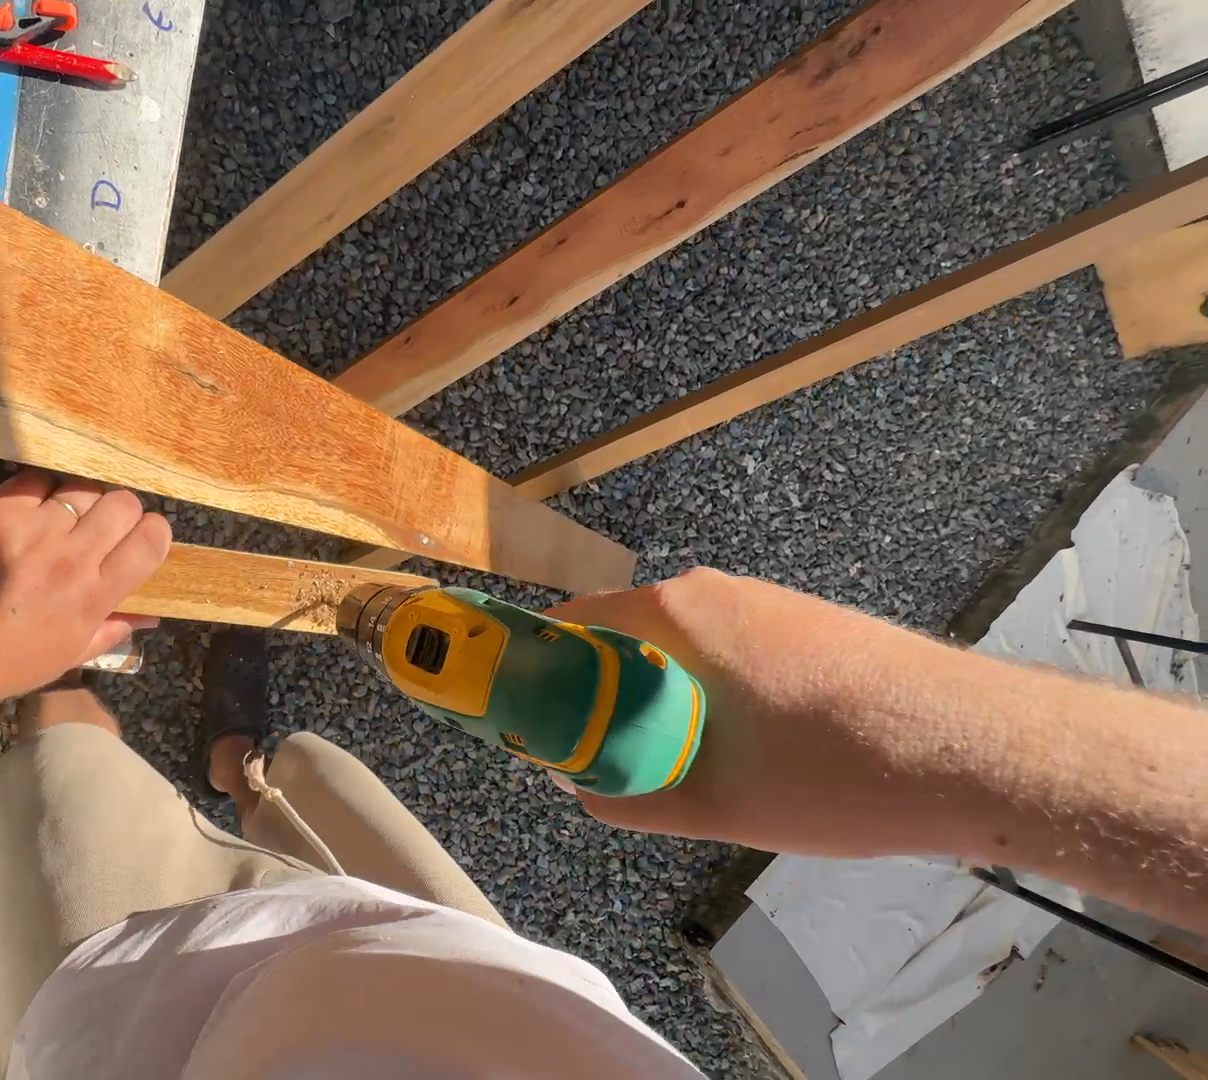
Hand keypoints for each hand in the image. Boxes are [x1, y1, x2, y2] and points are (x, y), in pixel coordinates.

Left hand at [0, 469, 170, 718]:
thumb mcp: (64, 657)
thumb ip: (110, 630)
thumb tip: (150, 616)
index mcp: (93, 597)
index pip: (152, 540)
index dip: (152, 532)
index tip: (137, 537)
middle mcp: (71, 558)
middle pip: (123, 504)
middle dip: (118, 511)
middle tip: (97, 525)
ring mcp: (32, 530)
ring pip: (81, 487)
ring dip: (77, 500)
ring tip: (58, 516)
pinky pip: (34, 479)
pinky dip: (38, 490)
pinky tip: (26, 508)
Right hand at [542, 568, 973, 857]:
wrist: (995, 754)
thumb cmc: (835, 770)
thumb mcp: (716, 804)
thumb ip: (628, 796)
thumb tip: (575, 785)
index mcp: (672, 612)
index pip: (572, 619)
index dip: (540, 660)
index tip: (528, 704)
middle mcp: (708, 589)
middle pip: (620, 627)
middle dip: (595, 680)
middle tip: (592, 738)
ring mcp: (761, 598)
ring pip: (673, 636)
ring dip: (650, 682)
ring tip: (661, 744)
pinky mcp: (802, 617)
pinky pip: (720, 641)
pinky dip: (699, 678)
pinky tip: (732, 732)